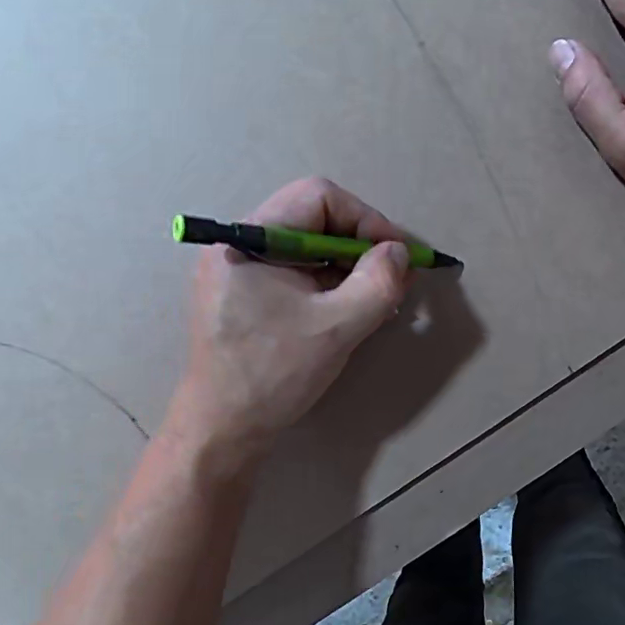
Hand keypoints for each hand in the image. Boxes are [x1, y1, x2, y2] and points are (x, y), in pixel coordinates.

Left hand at [165, 177, 413, 468]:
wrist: (224, 427)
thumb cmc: (275, 373)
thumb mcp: (338, 327)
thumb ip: (378, 282)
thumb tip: (399, 253)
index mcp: (249, 240)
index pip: (319, 197)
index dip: (367, 220)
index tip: (397, 256)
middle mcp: (239, 244)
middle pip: (314, 219)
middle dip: (362, 245)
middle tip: (395, 279)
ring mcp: (240, 270)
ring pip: (309, 247)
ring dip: (350, 268)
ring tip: (379, 300)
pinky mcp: (246, 295)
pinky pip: (298, 272)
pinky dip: (331, 285)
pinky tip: (353, 311)